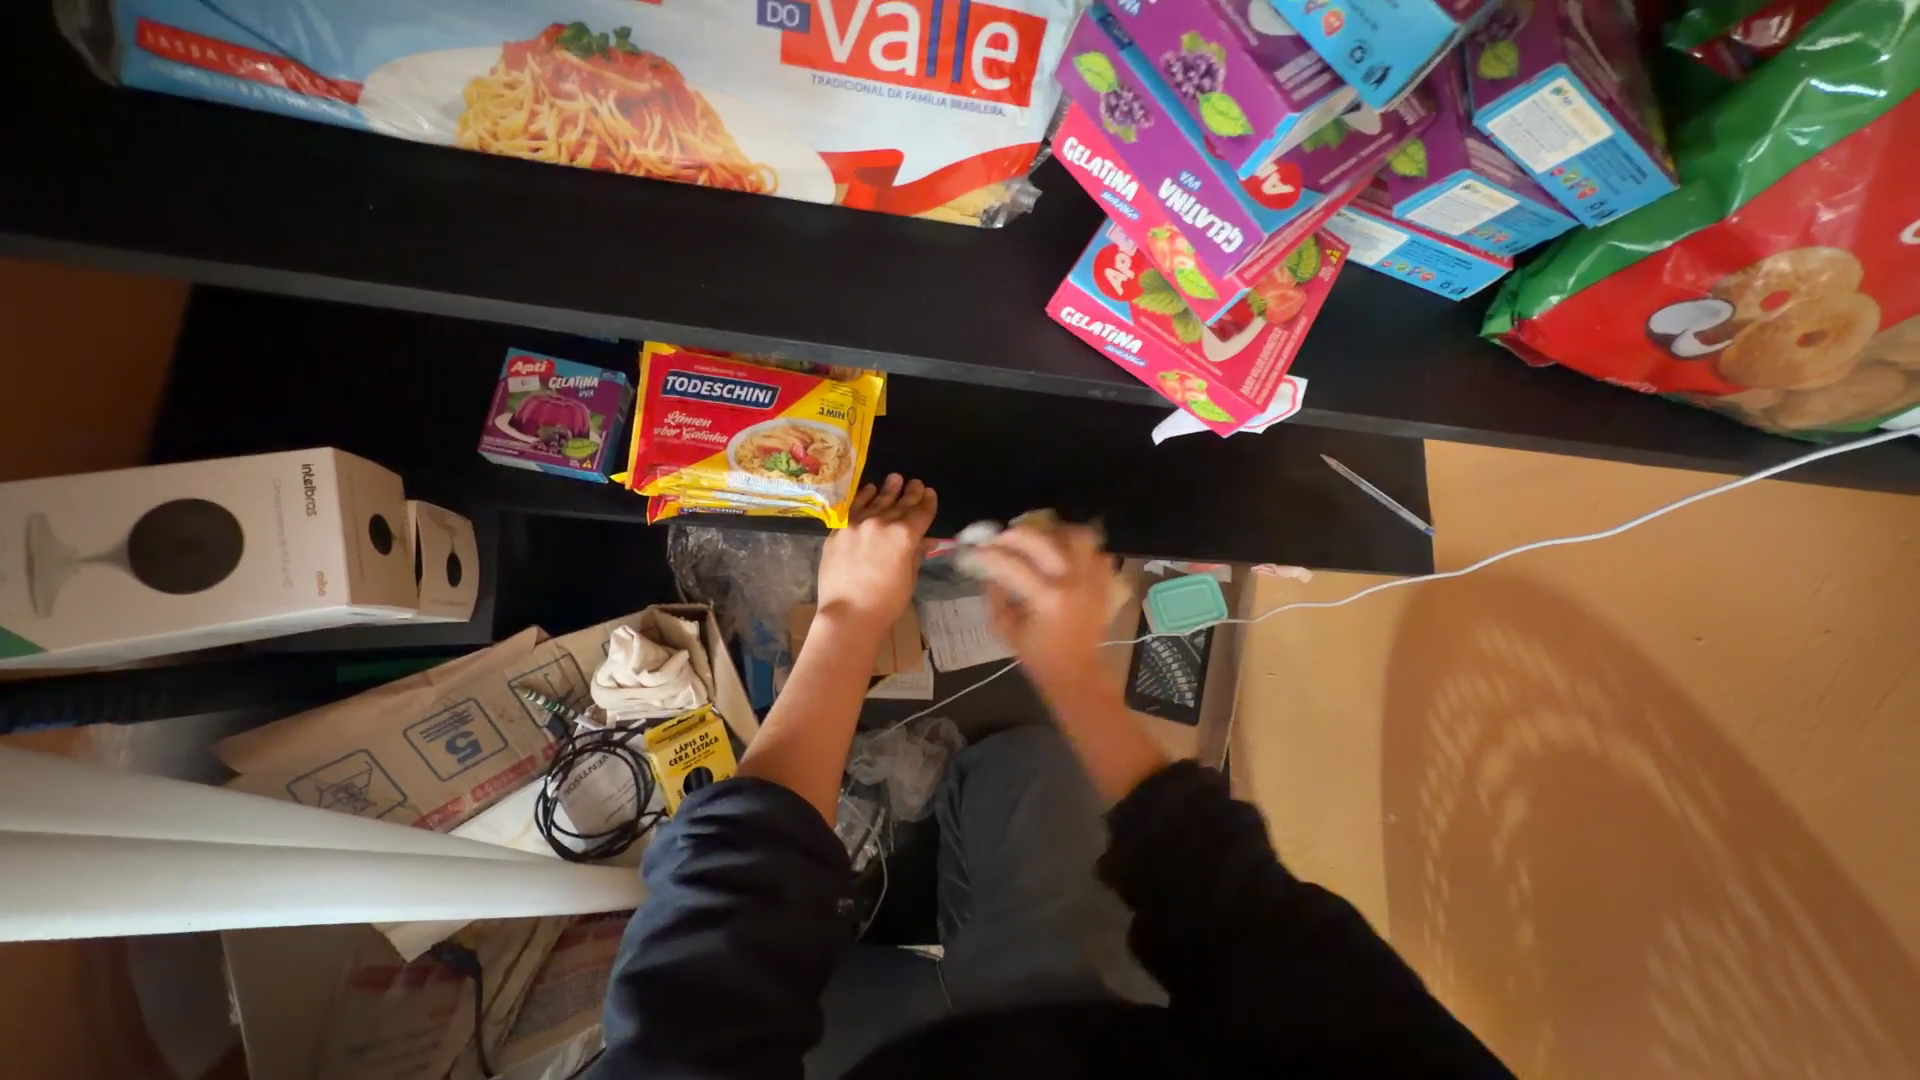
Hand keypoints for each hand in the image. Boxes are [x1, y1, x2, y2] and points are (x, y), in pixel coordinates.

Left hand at [815, 474, 937, 632]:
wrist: (848, 613)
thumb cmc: (886, 602)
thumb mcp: (909, 578)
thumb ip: (915, 554)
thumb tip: (925, 541)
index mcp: (905, 536)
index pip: (920, 513)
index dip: (927, 503)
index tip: (930, 493)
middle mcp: (882, 523)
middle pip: (900, 505)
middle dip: (910, 494)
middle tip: (916, 483)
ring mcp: (858, 525)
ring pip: (877, 502)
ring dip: (888, 490)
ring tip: (895, 478)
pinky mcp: (839, 531)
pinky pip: (853, 509)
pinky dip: (863, 498)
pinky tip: (869, 489)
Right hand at [969, 525, 1117, 706]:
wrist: (1077, 672)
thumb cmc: (1037, 655)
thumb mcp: (1004, 629)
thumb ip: (994, 595)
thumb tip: (990, 567)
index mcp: (1046, 599)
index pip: (1011, 564)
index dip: (988, 554)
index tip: (975, 551)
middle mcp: (1072, 583)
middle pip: (1043, 540)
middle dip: (1015, 535)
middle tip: (1002, 539)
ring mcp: (1094, 580)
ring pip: (1078, 536)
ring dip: (1055, 532)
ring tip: (1039, 539)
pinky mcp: (1106, 582)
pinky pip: (1097, 551)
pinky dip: (1080, 549)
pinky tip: (1064, 556)